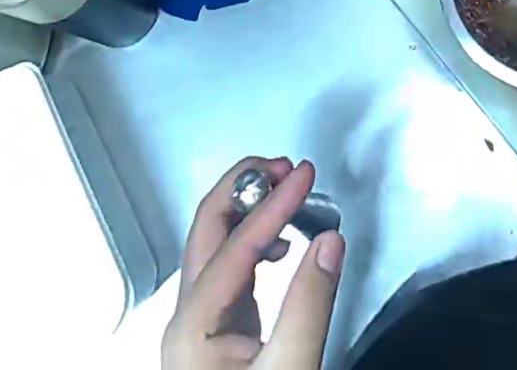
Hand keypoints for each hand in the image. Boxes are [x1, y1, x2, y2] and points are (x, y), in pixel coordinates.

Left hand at [163, 157, 344, 369]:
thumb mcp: (289, 369)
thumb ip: (310, 306)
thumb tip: (330, 241)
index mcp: (193, 324)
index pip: (237, 243)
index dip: (275, 203)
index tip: (304, 174)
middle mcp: (186, 314)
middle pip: (210, 226)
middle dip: (247, 187)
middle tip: (286, 168)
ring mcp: (198, 319)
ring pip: (217, 240)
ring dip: (251, 207)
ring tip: (287, 192)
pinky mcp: (217, 326)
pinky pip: (231, 262)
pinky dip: (256, 236)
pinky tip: (282, 240)